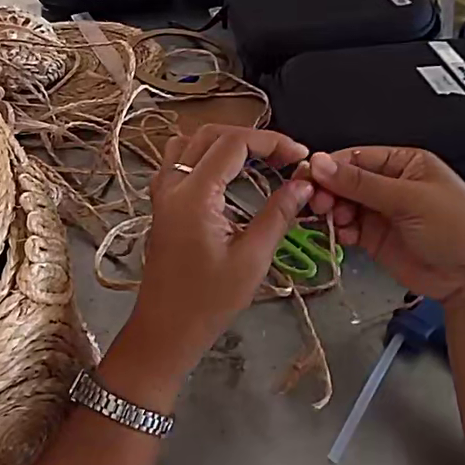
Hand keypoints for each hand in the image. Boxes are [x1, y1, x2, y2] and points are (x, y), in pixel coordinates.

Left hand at [102, 126, 313, 408]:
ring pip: (191, 142)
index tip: (300, 156)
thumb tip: (303, 184)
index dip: (272, 142)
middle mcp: (172, 185)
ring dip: (226, 141)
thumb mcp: (252, 259)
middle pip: (211, 134)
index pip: (234, 144)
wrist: (164, 329)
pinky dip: (205, 153)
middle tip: (284, 156)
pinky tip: (227, 172)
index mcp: (194, 195)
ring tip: (259, 158)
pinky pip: (178, 160)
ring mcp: (162, 192)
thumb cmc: (208, 302)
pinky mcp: (161, 203)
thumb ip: (278, 214)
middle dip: (252, 138)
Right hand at [305, 147, 464, 307]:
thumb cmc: (457, 227)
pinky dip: (339, 230)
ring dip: (333, 211)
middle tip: (319, 202)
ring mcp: (381, 212)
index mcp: (403, 163)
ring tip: (335, 220)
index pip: (357, 158)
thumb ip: (360, 182)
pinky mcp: (375, 237)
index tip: (310, 176)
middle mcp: (390, 184)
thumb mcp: (408, 198)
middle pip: (345, 180)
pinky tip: (344, 235)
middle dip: (329, 190)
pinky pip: (347, 227)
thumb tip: (320, 163)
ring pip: (342, 204)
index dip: (331, 166)